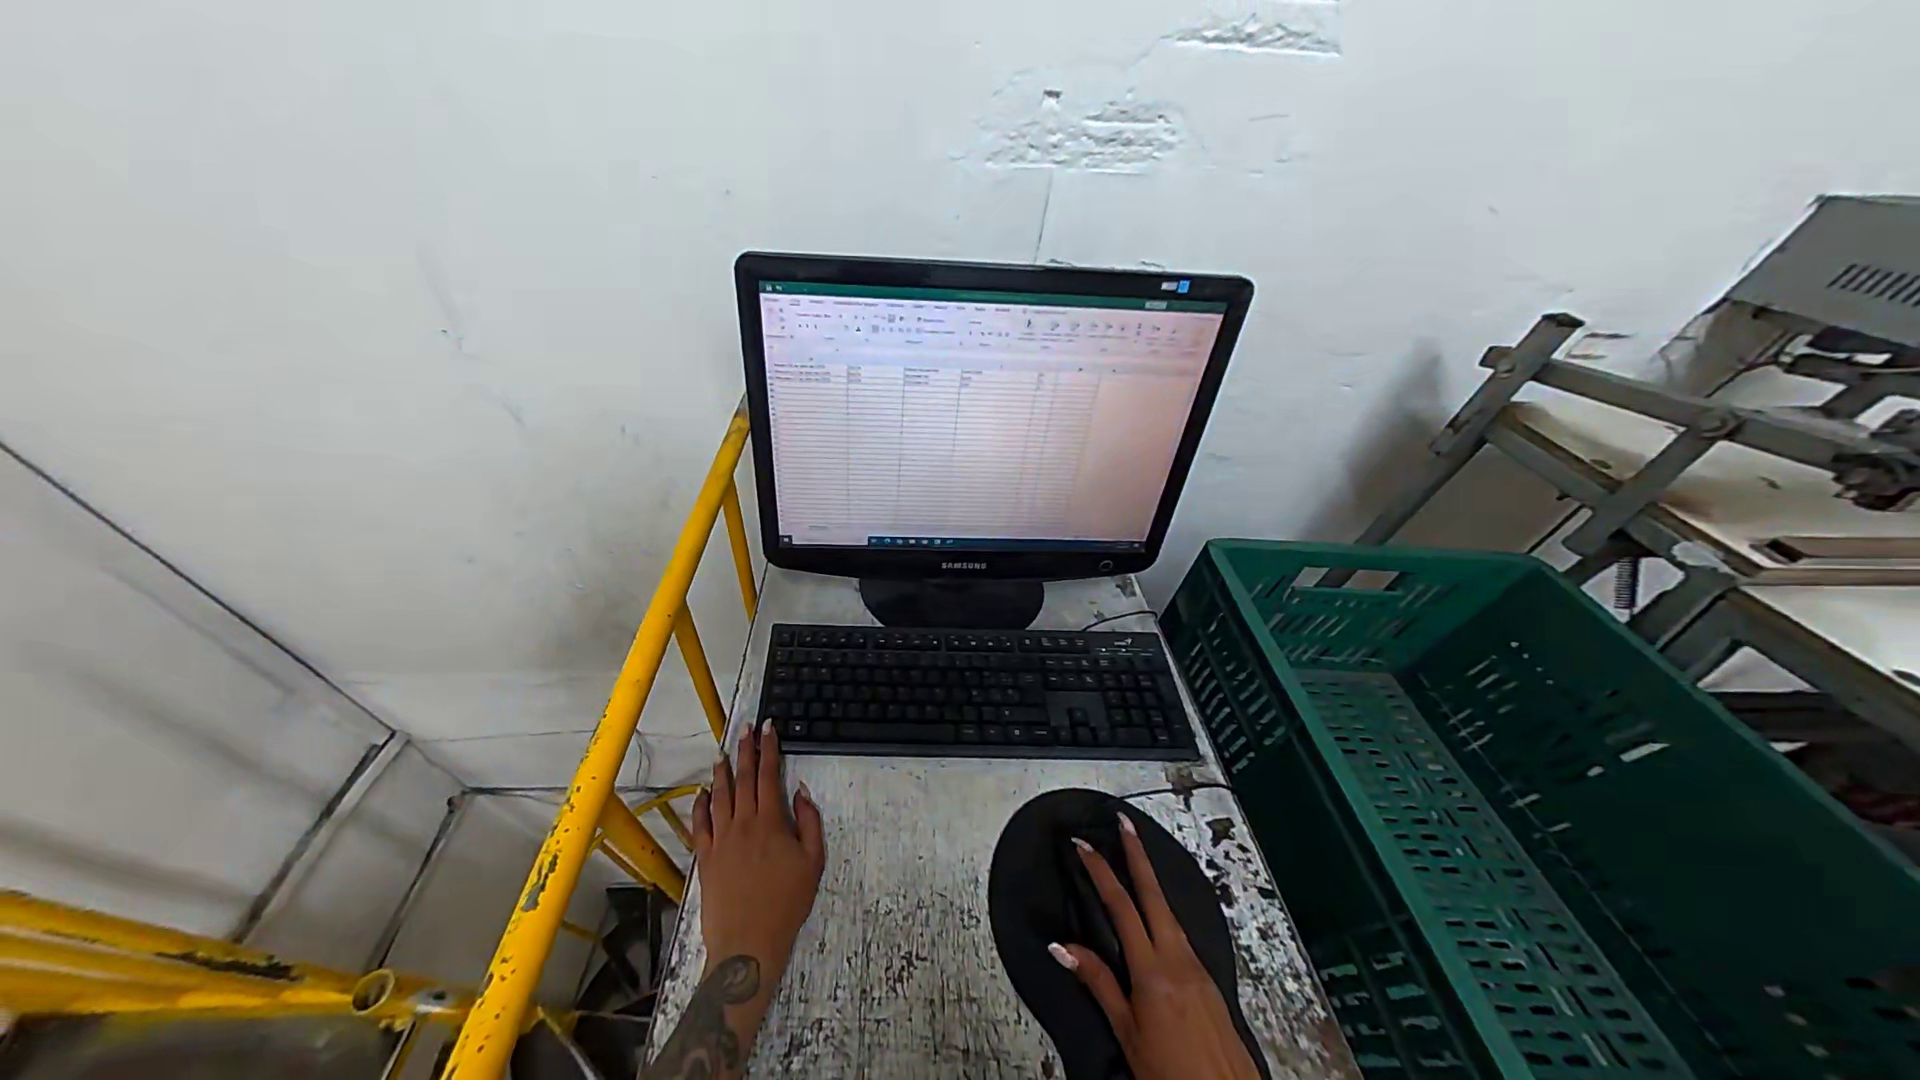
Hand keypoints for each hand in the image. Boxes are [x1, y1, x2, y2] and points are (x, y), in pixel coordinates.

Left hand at [692, 725, 825, 978]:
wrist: (748, 943)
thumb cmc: (787, 902)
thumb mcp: (813, 861)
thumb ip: (809, 822)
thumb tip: (800, 790)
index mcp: (770, 822)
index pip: (768, 775)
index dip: (769, 748)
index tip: (768, 727)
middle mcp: (742, 824)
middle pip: (743, 779)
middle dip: (746, 750)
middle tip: (745, 728)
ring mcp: (720, 840)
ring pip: (720, 796)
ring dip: (723, 772)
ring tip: (724, 752)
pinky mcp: (704, 858)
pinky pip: (700, 824)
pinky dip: (701, 805)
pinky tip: (703, 793)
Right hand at [1048, 813, 1260, 1079]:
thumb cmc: (1173, 1075)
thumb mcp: (1127, 1033)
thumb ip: (1098, 983)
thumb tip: (1062, 947)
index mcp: (1153, 972)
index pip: (1121, 907)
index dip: (1100, 872)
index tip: (1083, 846)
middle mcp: (1178, 960)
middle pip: (1154, 893)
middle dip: (1137, 854)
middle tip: (1124, 823)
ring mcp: (1197, 967)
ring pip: (1169, 910)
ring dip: (1150, 879)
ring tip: (1135, 856)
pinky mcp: (1208, 979)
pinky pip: (1180, 932)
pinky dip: (1163, 910)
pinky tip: (1156, 912)